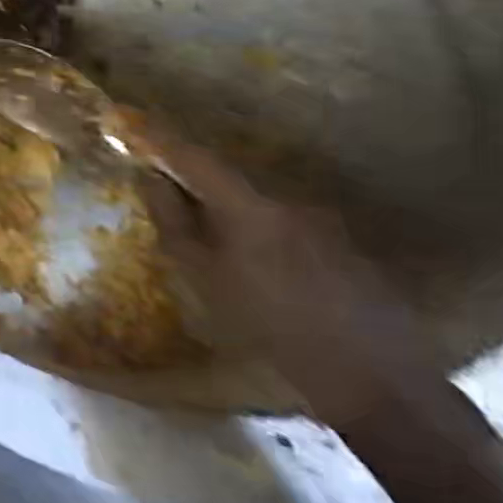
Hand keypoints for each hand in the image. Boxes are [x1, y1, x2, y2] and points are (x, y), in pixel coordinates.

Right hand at [131, 122, 441, 420]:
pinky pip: (282, 221)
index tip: (128, 122)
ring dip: (225, 204)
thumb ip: (172, 219)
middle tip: (161, 183)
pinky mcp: (342, 245)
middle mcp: (288, 202)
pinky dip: (255, 224)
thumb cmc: (268, 324)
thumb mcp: (202, 273)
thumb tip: (151, 177)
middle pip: (227, 177)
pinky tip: (250, 254)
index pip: (194, 157)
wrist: (374, 379)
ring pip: (255, 200)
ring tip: (204, 226)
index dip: (158, 138)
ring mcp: (322, 223)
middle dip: (191, 176)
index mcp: (249, 207)